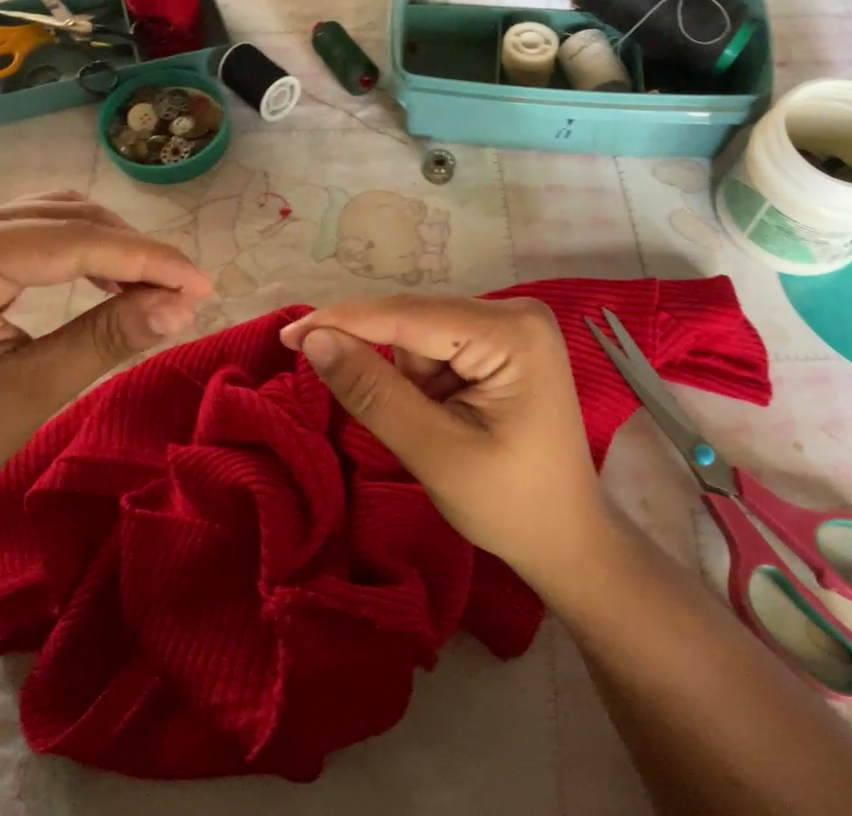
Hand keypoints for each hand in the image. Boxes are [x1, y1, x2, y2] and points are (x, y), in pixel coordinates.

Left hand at [0, 192, 211, 524]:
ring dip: (112, 248)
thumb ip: (106, 338)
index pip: (72, 240)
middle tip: (184, 295)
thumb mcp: (32, 392)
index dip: (146, 259)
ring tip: (155, 290)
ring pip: (54, 219)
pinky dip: (82, 254)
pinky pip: (35, 236)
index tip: (202, 285)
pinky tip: (110, 284)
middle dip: (133, 251)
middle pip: (66, 218)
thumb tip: (181, 307)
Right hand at [279, 295, 611, 582]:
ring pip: (421, 339)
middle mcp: (516, 313)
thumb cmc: (509, 504)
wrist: (565, 537)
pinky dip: (424, 386)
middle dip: (388, 369)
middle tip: (402, 426)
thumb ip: (373, 392)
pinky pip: (438, 352)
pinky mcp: (504, 346)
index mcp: (513, 332)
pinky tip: (446, 421)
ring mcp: (512, 328)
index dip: (343, 323)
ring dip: (408, 383)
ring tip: (439, 433)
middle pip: (415, 323)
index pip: (409, 315)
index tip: (286, 335)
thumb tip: (315, 340)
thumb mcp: (433, 451)